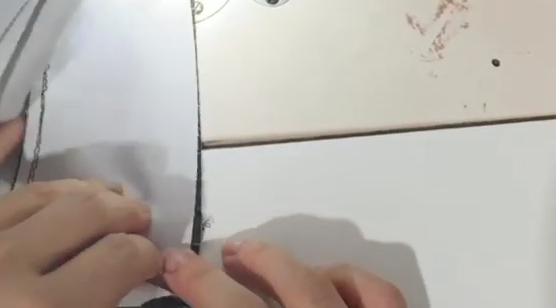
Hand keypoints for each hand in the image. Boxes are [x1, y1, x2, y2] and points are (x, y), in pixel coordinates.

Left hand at [0, 119, 161, 307]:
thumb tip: (114, 292)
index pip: (113, 264)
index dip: (143, 257)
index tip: (153, 259)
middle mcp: (0, 265)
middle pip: (83, 218)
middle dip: (121, 217)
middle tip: (138, 220)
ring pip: (36, 194)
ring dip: (78, 192)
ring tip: (102, 196)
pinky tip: (16, 127)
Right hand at [162, 240, 406, 307]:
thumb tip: (205, 299)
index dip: (202, 284)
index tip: (175, 262)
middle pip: (288, 283)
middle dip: (249, 261)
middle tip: (220, 256)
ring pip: (331, 281)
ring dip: (291, 264)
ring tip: (264, 260)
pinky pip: (380, 296)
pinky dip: (351, 280)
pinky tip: (330, 281)